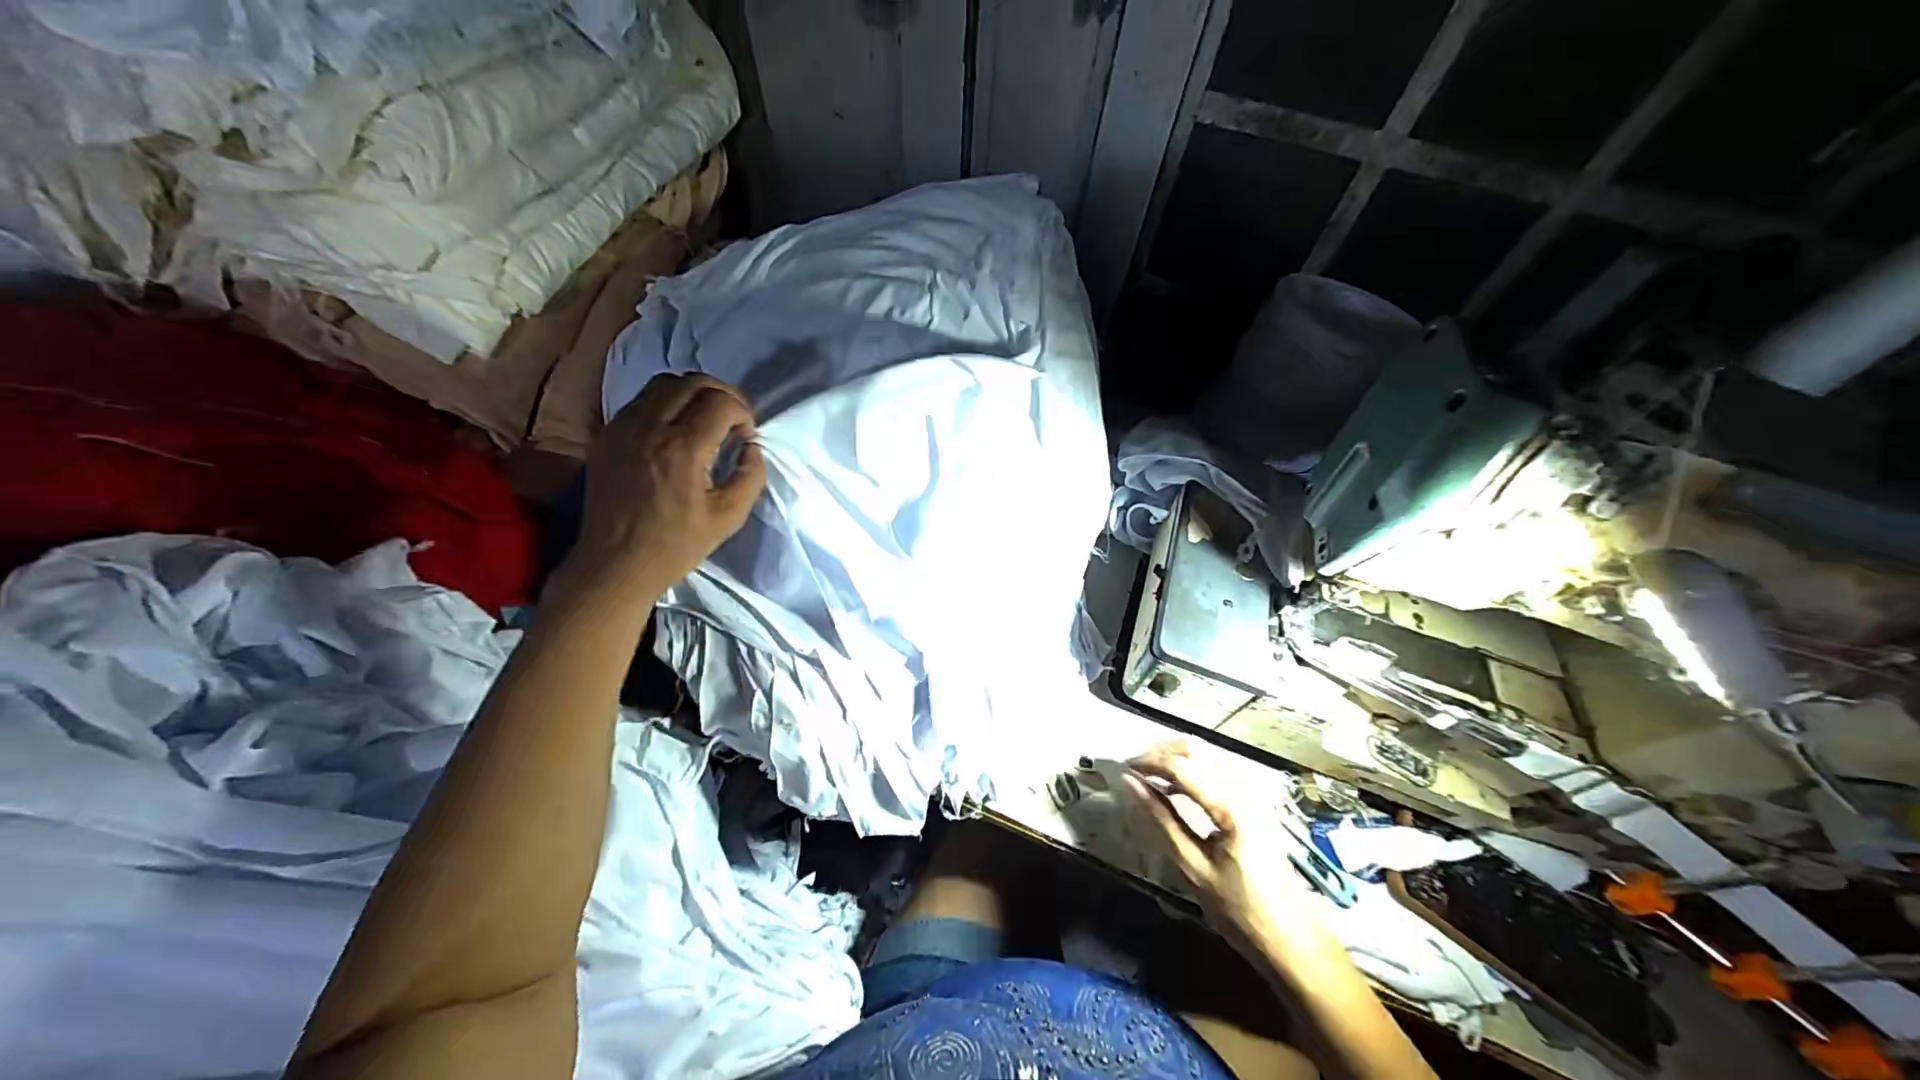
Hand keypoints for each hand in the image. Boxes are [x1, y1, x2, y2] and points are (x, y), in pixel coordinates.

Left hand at [558, 373, 766, 608]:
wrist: (615, 563)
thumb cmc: (676, 545)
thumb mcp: (728, 518)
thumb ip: (751, 476)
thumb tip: (751, 448)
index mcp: (682, 450)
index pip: (720, 402)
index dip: (743, 412)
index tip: (747, 435)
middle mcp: (649, 428)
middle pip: (692, 381)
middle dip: (722, 393)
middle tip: (733, 418)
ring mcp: (622, 428)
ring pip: (663, 383)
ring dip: (693, 393)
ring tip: (705, 418)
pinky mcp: (606, 435)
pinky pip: (640, 401)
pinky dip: (666, 404)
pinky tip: (675, 430)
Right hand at [1119, 742, 1324, 945]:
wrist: (1293, 941)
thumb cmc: (1241, 911)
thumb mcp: (1193, 869)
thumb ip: (1161, 820)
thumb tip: (1130, 785)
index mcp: (1231, 806)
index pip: (1181, 766)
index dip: (1147, 763)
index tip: (1120, 770)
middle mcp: (1245, 790)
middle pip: (1196, 750)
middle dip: (1159, 754)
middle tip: (1133, 771)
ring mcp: (1254, 795)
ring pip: (1207, 756)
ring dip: (1175, 759)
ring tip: (1148, 777)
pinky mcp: (1255, 804)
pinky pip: (1217, 771)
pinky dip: (1191, 771)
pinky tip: (1175, 790)